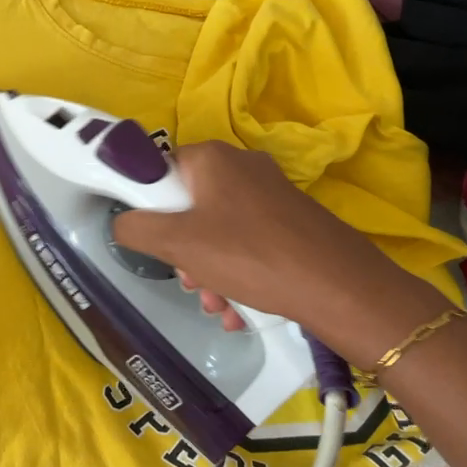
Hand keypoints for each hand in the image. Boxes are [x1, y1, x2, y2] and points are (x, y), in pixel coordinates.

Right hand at [111, 141, 444, 357]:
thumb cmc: (251, 256)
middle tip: (188, 280)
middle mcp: (241, 165)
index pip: (157, 171)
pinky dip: (237, 271)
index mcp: (211, 157)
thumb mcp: (177, 244)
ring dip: (207, 268)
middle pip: (187, 204)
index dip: (148, 207)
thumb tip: (122, 223)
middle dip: (180, 248)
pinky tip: (240, 309)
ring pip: (216, 228)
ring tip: (217, 306)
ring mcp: (271, 193)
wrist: (344, 291)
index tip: (153, 241)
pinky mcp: (293, 221)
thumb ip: (134, 228)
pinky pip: (247, 240)